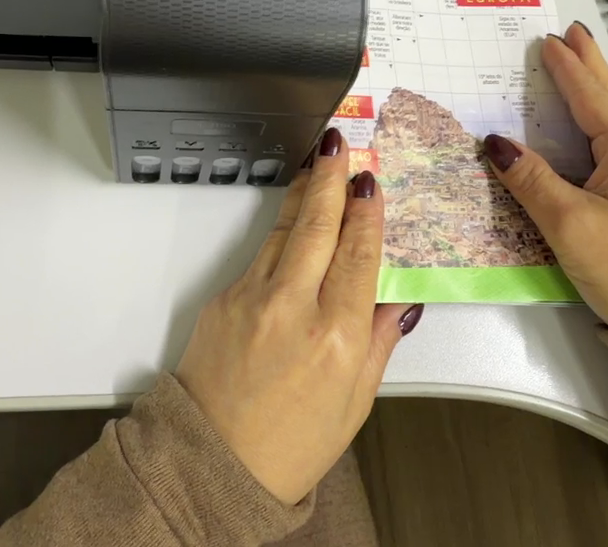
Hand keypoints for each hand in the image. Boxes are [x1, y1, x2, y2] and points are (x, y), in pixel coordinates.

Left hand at [176, 128, 421, 504]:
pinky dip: (281, 226)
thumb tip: (395, 300)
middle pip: (319, 227)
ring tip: (318, 161)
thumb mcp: (354, 402)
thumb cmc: (290, 446)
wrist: (212, 462)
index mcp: (336, 338)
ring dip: (305, 191)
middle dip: (332, 179)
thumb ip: (377, 342)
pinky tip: (292, 211)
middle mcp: (293, 309)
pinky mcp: (224, 296)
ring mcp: (252, 297)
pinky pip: (260, 252)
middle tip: (340, 145)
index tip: (371, 184)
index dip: (367, 215)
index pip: (358, 256)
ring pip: (286, 229)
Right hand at [483, 24, 607, 335]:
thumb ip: (531, 179)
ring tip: (577, 64)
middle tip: (572, 32)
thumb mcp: (570, 225)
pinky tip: (588, 123)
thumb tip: (494, 142)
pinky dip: (595, 120)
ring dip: (593, 90)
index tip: (548, 37)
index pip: (589, 96)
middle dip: (589, 65)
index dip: (567, 66)